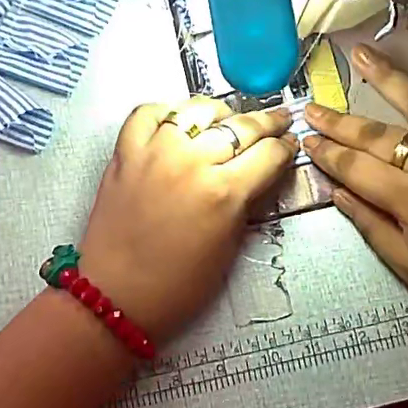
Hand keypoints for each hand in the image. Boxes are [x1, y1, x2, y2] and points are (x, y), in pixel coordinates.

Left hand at [79, 97, 296, 339]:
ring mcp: (155, 153)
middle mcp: (192, 163)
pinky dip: (166, 111)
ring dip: (220, 112)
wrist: (116, 296)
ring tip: (228, 119)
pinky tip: (178, 120)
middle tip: (278, 121)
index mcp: (224, 192)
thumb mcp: (229, 248)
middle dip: (267, 122)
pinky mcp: (125, 153)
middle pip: (241, 126)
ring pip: (197, 110)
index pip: (269, 154)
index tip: (290, 144)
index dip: (286, 147)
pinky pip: (147, 114)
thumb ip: (246, 204)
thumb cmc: (178, 286)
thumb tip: (260, 176)